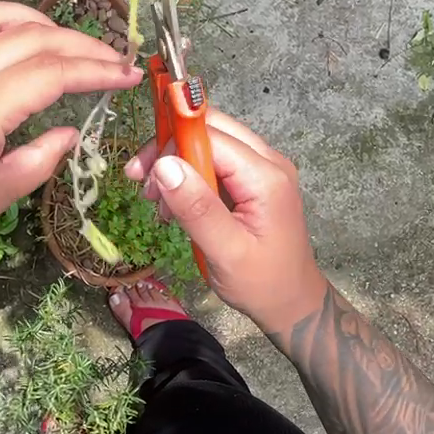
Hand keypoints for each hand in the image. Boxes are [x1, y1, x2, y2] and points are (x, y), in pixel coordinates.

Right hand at [124, 110, 327, 332]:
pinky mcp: (253, 181)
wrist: (292, 303)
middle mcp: (268, 162)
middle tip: (142, 182)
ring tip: (158, 202)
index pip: (210, 136)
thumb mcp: (225, 252)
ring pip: (210, 143)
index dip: (171, 147)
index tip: (140, 174)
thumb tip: (164, 165)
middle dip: (169, 150)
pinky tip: (176, 205)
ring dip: (177, 165)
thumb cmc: (262, 284)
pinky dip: (190, 176)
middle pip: (210, 130)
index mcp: (265, 176)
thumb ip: (197, 208)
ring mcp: (262, 170)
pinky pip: (216, 162)